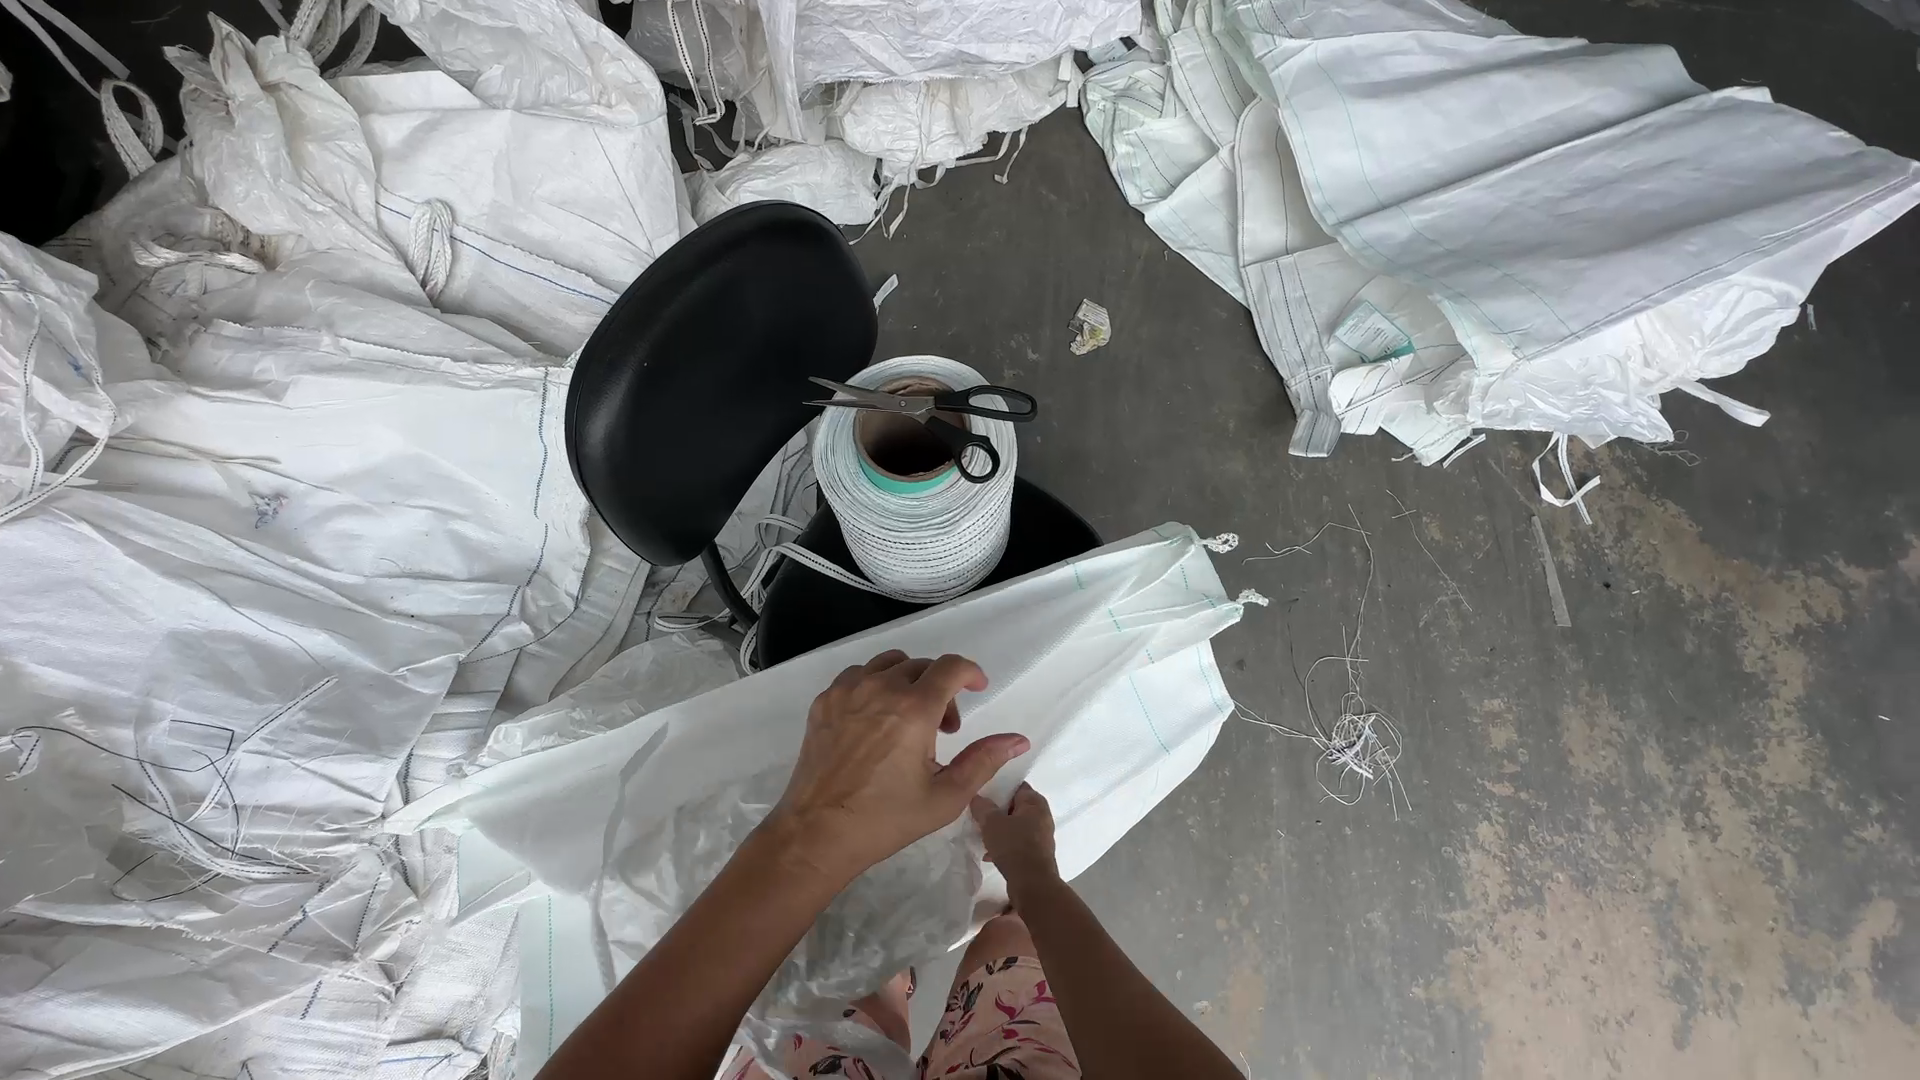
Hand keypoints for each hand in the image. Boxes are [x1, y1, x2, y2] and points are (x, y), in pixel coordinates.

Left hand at [768, 651, 1029, 883]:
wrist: (817, 833)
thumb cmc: (885, 820)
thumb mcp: (945, 797)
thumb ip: (983, 761)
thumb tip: (1017, 740)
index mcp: (913, 709)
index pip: (951, 667)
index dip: (971, 672)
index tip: (978, 688)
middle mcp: (880, 688)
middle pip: (922, 666)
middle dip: (941, 688)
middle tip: (943, 728)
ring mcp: (847, 691)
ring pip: (889, 664)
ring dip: (908, 681)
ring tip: (909, 720)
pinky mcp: (824, 701)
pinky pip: (858, 675)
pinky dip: (876, 685)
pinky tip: (876, 720)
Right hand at [971, 782, 1058, 894]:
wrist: (1032, 884)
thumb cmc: (1014, 845)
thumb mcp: (992, 823)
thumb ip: (983, 808)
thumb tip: (977, 799)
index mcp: (1035, 802)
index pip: (1016, 786)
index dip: (999, 787)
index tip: (982, 792)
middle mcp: (1042, 816)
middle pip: (1015, 807)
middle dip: (997, 811)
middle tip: (978, 813)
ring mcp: (1041, 836)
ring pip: (1015, 826)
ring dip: (999, 830)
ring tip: (981, 834)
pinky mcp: (1036, 854)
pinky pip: (1017, 843)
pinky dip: (1005, 845)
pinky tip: (988, 853)